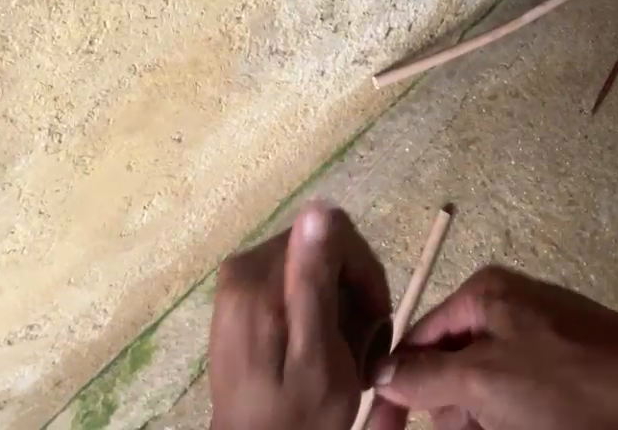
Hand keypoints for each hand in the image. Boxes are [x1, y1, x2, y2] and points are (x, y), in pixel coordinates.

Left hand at [208, 202, 392, 429]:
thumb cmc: (297, 419)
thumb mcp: (316, 355)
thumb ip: (314, 282)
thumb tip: (319, 209)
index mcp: (257, 277)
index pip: (333, 231)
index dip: (363, 271)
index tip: (376, 320)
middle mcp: (243, 266)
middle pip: (325, 244)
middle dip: (355, 287)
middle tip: (366, 342)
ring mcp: (241, 281)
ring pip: (318, 260)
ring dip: (344, 299)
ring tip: (349, 348)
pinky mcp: (245, 297)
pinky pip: (301, 278)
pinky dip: (324, 305)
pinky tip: (327, 341)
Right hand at [372, 267, 617, 429]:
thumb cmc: (569, 384)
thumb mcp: (487, 381)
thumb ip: (428, 376)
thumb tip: (380, 372)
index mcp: (487, 294)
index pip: (419, 336)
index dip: (396, 386)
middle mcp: (510, 307)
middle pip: (452, 367)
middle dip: (449, 411)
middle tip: (474, 429)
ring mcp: (540, 339)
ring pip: (485, 391)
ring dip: (482, 421)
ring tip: (512, 426)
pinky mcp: (563, 370)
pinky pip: (517, 399)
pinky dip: (510, 420)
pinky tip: (529, 425)